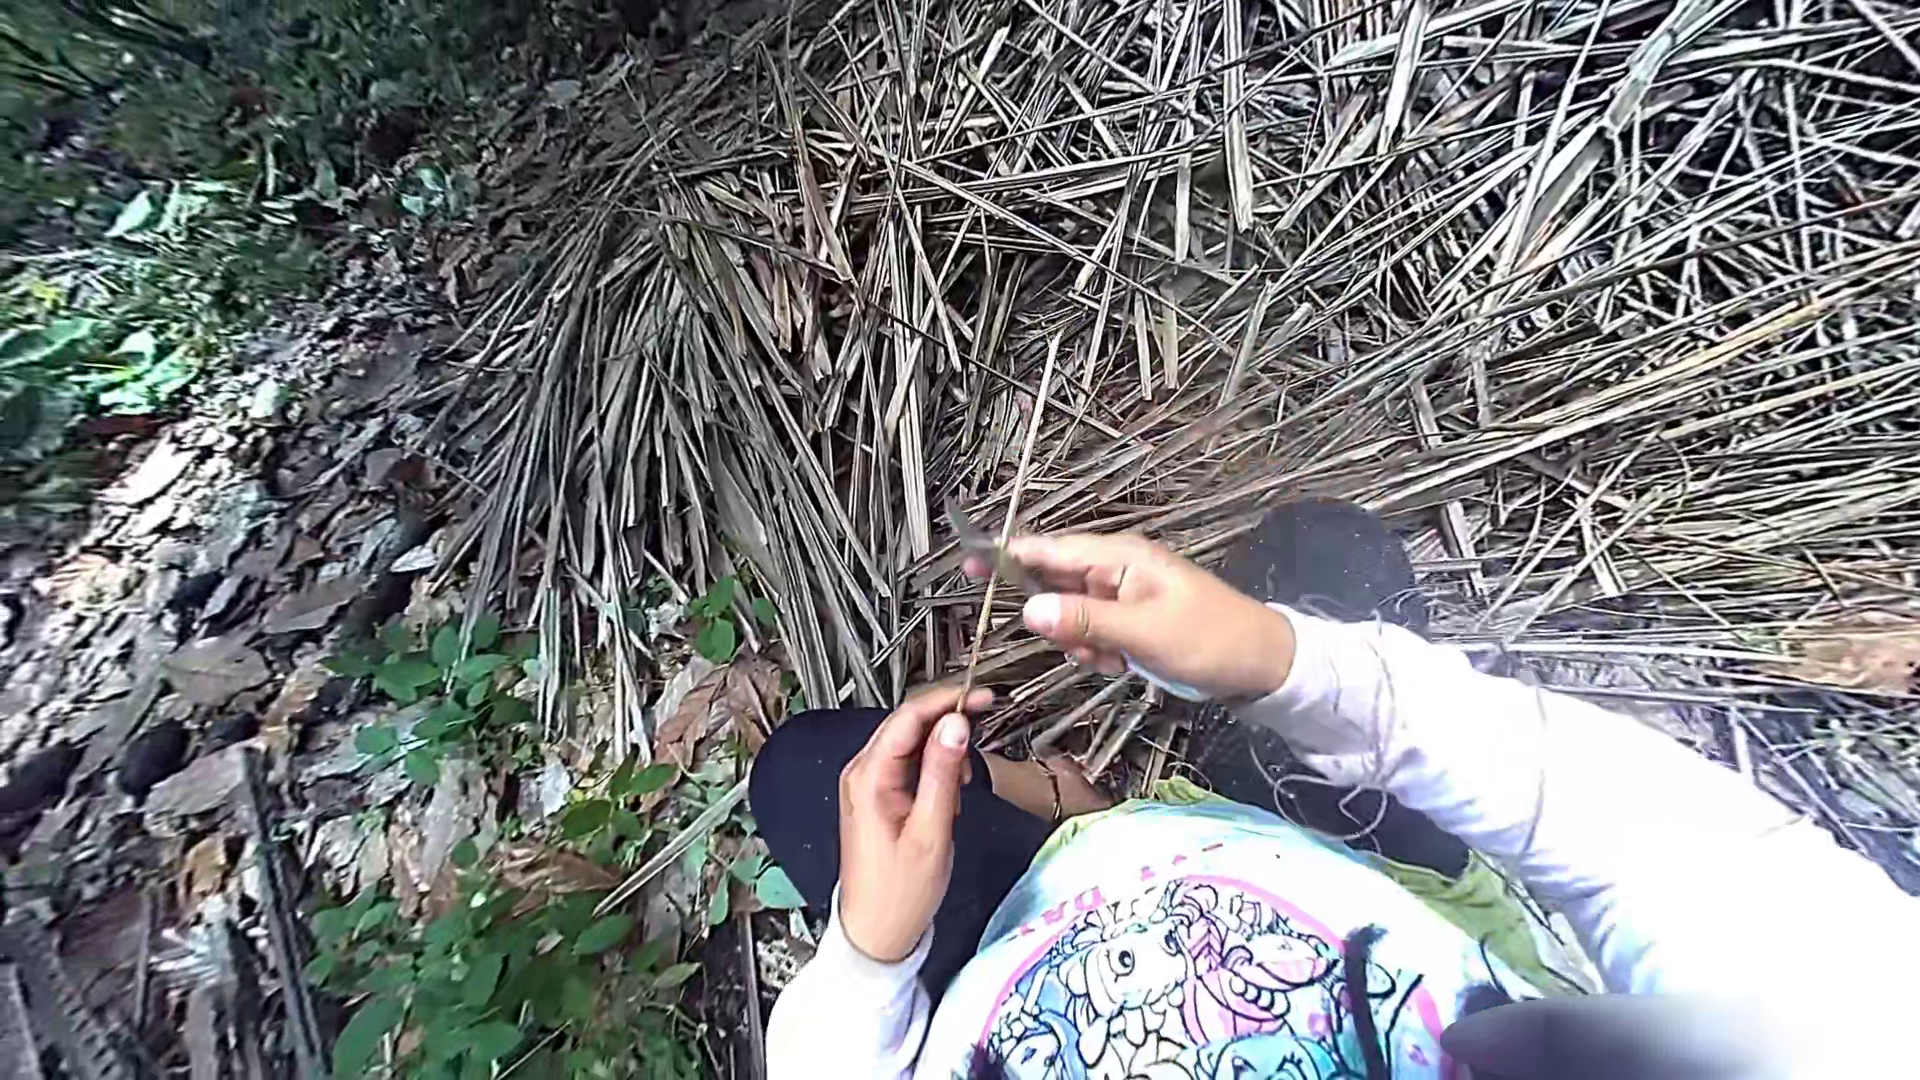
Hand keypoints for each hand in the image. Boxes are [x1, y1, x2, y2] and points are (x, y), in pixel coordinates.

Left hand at [836, 684, 992, 962]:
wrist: (876, 935)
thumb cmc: (900, 892)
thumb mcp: (930, 830)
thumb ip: (943, 772)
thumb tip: (957, 723)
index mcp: (869, 776)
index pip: (909, 716)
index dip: (947, 700)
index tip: (981, 696)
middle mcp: (862, 770)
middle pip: (908, 722)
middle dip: (947, 719)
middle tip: (982, 719)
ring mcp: (867, 780)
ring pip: (911, 740)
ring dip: (942, 746)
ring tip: (963, 778)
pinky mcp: (878, 792)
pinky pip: (908, 761)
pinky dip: (933, 765)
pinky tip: (948, 789)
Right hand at [967, 533, 1296, 700]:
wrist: (1261, 665)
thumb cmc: (1208, 638)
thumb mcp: (1143, 631)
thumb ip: (1084, 620)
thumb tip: (1028, 611)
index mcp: (1118, 557)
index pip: (1051, 550)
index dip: (1008, 554)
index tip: (970, 560)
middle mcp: (1114, 570)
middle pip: (1056, 585)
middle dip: (1058, 619)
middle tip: (1082, 646)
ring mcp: (1120, 595)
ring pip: (1070, 614)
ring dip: (1080, 641)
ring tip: (1112, 658)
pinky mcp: (1127, 619)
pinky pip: (1090, 631)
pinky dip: (1096, 650)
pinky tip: (1120, 662)